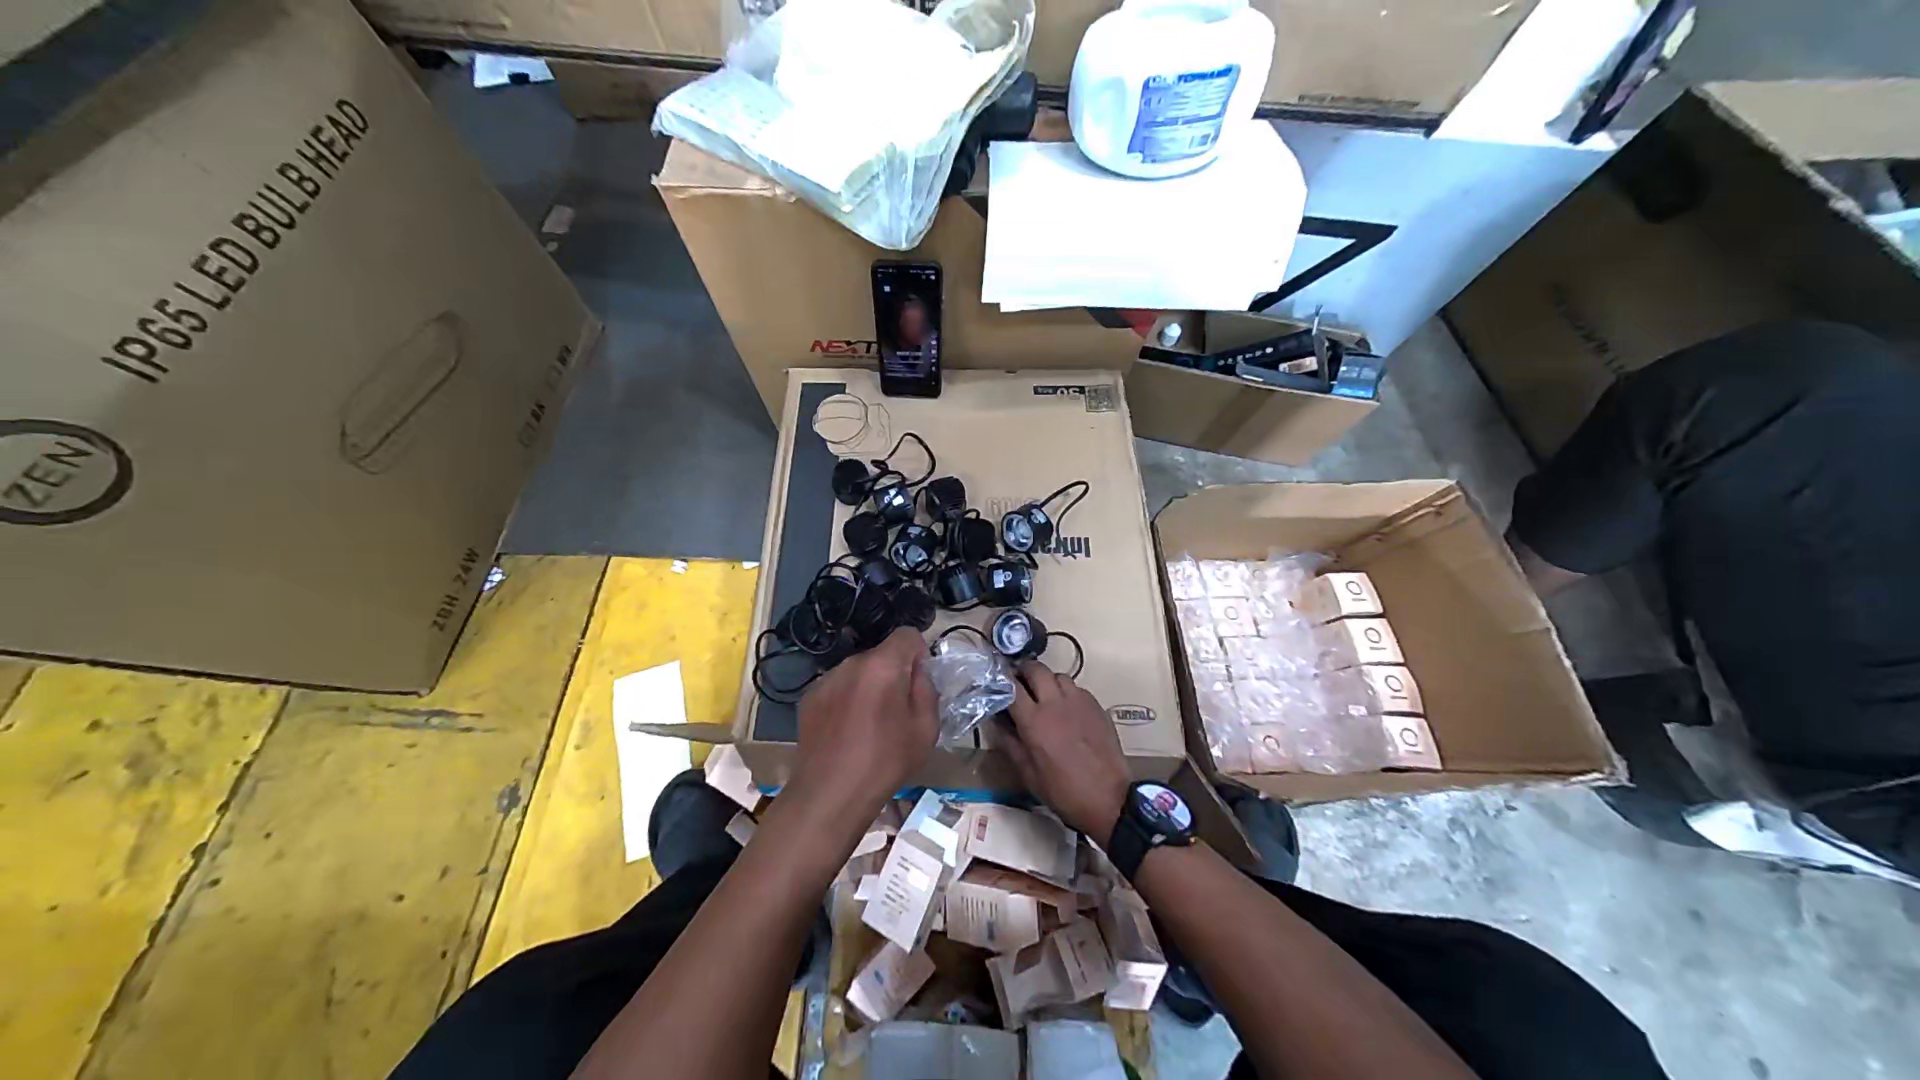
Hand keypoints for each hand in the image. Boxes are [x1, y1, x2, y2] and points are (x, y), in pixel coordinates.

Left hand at [790, 628, 937, 822]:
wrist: (829, 793)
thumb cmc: (885, 761)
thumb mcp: (926, 728)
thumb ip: (927, 690)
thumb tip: (918, 673)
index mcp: (883, 665)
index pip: (908, 634)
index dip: (919, 654)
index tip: (919, 682)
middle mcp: (851, 663)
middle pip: (881, 655)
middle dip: (894, 673)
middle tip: (898, 710)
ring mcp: (826, 679)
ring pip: (858, 672)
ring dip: (869, 687)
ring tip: (870, 725)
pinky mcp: (809, 698)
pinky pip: (838, 688)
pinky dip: (847, 700)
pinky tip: (847, 732)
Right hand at [1000, 660, 1130, 845]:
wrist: (1109, 799)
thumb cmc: (1064, 792)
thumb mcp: (1029, 774)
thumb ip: (1011, 744)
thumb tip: (998, 724)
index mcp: (1034, 721)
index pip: (1011, 687)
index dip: (1001, 682)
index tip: (996, 685)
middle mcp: (1056, 704)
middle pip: (1036, 669)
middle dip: (1024, 672)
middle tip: (1020, 684)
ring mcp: (1079, 702)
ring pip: (1059, 676)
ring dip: (1048, 681)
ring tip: (1044, 696)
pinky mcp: (1097, 706)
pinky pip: (1077, 688)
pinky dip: (1067, 692)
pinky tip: (1067, 709)